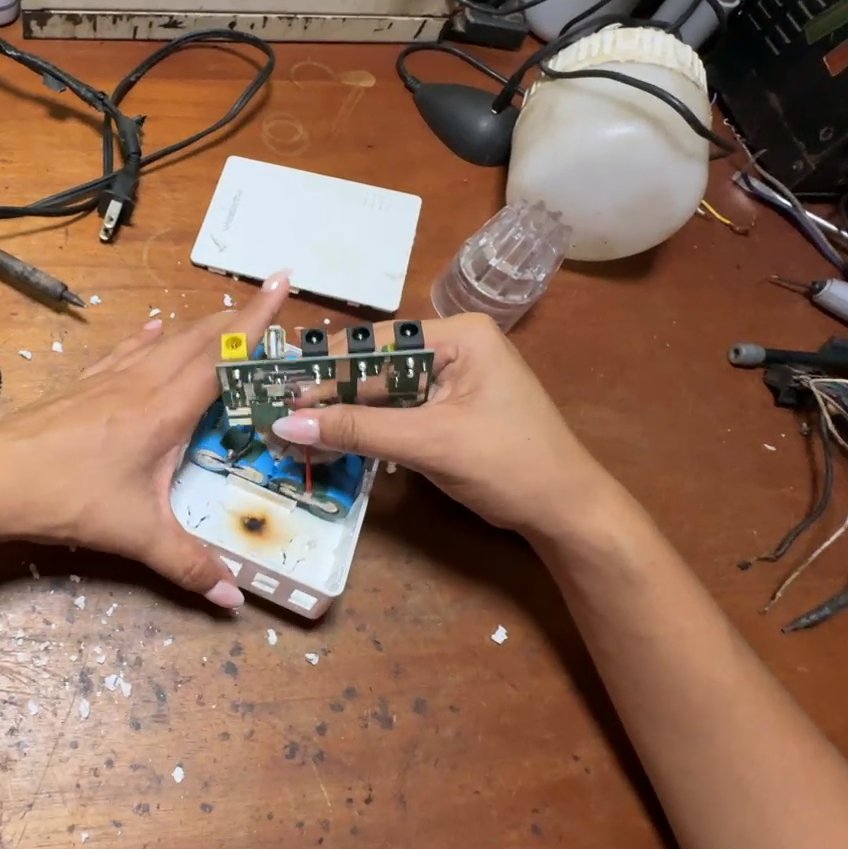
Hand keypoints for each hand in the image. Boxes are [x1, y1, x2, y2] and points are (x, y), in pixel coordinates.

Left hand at [0, 273, 291, 608]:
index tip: (281, 283)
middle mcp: (139, 384)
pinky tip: (149, 331)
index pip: (221, 356)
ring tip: (221, 317)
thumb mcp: (135, 535)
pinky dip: (145, 340)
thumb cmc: (64, 497)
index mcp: (163, 410)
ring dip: (196, 327)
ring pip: (162, 342)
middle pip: (196, 339)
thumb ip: (188, 565)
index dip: (256, 321)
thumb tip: (235, 599)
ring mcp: (105, 381)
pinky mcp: (79, 388)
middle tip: (266, 302)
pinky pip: (123, 353)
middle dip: (235, 317)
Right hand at [269, 314, 617, 540]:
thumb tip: (285, 423)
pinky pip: (394, 412)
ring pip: (380, 391)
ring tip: (296, 430)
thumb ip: (357, 430)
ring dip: (343, 414)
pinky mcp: (445, 409)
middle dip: (331, 395)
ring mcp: (449, 379)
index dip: (327, 369)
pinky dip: (364, 429)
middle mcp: (452, 347)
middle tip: (282, 414)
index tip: (283, 392)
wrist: (565, 512)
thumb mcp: (429, 443)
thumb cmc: (508, 463)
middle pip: (375, 366)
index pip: (376, 343)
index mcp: (459, 335)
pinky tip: (330, 441)